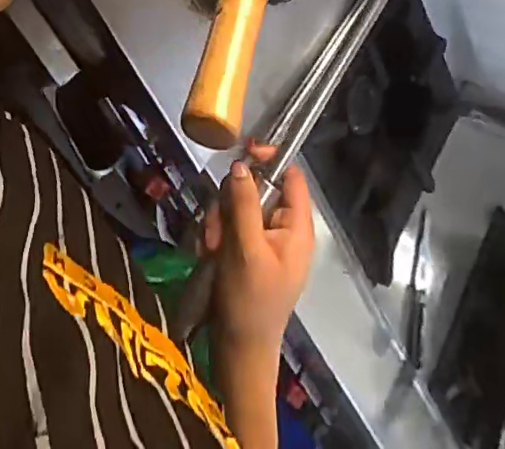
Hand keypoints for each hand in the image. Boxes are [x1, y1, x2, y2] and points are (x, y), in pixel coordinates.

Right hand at [201, 144, 314, 355]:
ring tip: (212, 249)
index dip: (271, 159)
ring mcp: (260, 239)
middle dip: (230, 203)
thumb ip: (244, 204)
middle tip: (219, 228)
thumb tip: (241, 164)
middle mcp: (281, 228)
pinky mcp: (242, 250)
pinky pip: (225, 225)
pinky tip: (208, 255)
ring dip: (218, 222)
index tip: (243, 153)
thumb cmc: (249, 301)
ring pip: (235, 205)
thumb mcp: (246, 249)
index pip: (291, 176)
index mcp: (296, 227)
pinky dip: (214, 236)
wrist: (237, 350)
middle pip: (255, 188)